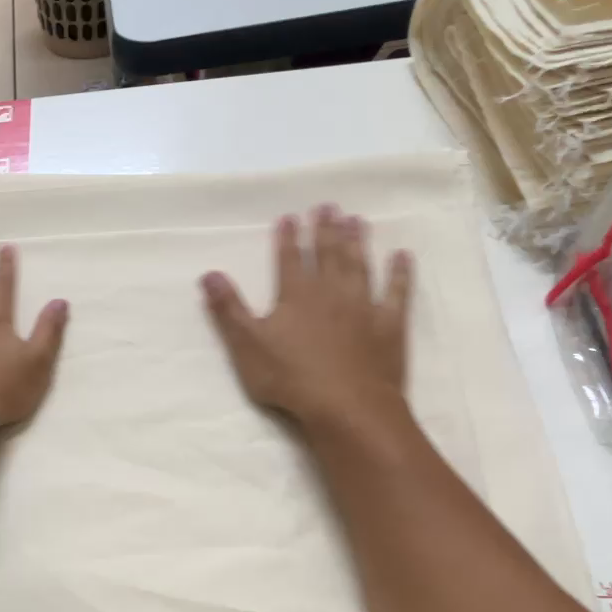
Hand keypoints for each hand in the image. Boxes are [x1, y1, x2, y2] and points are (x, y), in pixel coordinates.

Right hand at [201, 205, 412, 429]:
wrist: (346, 405)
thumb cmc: (289, 378)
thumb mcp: (246, 345)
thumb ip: (228, 309)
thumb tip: (209, 274)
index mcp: (295, 296)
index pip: (289, 259)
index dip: (287, 238)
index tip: (288, 217)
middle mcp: (331, 292)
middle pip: (328, 254)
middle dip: (325, 230)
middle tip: (327, 206)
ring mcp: (364, 307)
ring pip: (360, 266)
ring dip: (357, 242)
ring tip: (356, 220)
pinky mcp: (389, 325)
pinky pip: (397, 292)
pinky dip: (400, 273)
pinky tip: (402, 257)